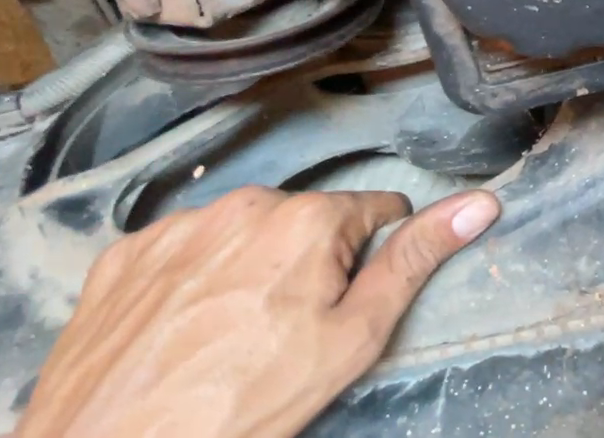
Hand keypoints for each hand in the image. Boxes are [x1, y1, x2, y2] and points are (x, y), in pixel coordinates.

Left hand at [15, 186, 500, 437]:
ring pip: (248, 229)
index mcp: (310, 217)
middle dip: (310, 258)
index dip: (370, 258)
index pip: (377, 212)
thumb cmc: (250, 401)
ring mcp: (176, 226)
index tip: (341, 304)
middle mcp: (245, 202)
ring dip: (252, 260)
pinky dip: (192, 272)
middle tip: (283, 325)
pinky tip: (178, 322)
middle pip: (310, 219)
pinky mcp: (121, 254)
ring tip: (226, 328)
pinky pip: (184, 245)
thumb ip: (417, 258)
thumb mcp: (355, 336)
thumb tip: (482, 202)